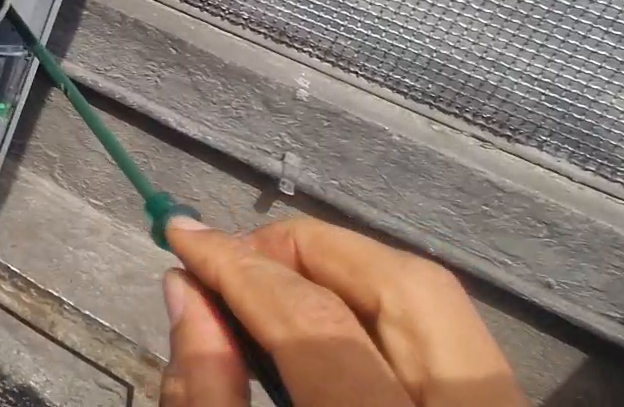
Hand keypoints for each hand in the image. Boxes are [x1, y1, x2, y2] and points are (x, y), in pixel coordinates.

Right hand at [162, 217, 525, 406]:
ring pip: (435, 301)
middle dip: (303, 249)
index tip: (179, 233)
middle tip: (235, 261)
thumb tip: (184, 286)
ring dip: (338, 271)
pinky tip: (322, 327)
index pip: (316, 325)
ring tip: (270, 286)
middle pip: (406, 287)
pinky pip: (444, 337)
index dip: (237, 267)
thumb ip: (207, 389)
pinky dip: (372, 309)